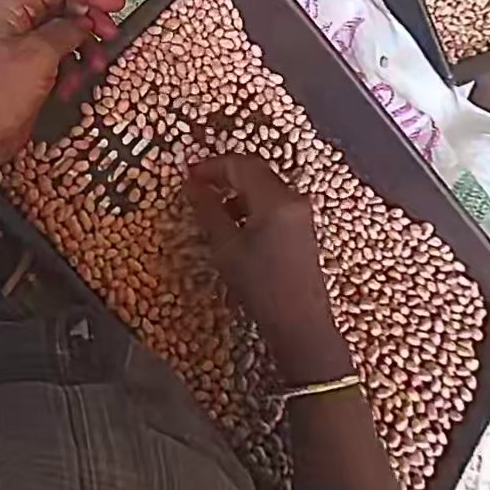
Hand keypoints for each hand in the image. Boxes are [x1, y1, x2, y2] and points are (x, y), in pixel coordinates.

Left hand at [0, 0, 122, 178]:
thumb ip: (68, 30)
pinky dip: (72, 72)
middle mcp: (20, 23)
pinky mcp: (30, 76)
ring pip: (67, 37)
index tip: (116, 6)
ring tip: (93, 69)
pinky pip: (61, 63)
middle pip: (67, 8)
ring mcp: (25, 50)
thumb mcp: (39, 53)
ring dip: (85, 51)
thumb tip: (86, 23)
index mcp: (17, 6)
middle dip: (92, 22)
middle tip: (111, 37)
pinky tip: (70, 88)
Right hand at [186, 155, 353, 383]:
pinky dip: (250, 204)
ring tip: (211, 208)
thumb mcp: (226, 247)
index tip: (188, 175)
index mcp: (275, 199)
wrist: (300, 324)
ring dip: (236, 190)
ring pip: (264, 186)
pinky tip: (234, 223)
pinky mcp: (301, 227)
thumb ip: (208, 211)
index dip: (211, 166)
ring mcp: (300, 212)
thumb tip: (192, 186)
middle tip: (197, 185)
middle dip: (224, 174)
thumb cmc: (260, 286)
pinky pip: (272, 202)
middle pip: (255, 171)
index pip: (240, 165)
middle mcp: (292, 198)